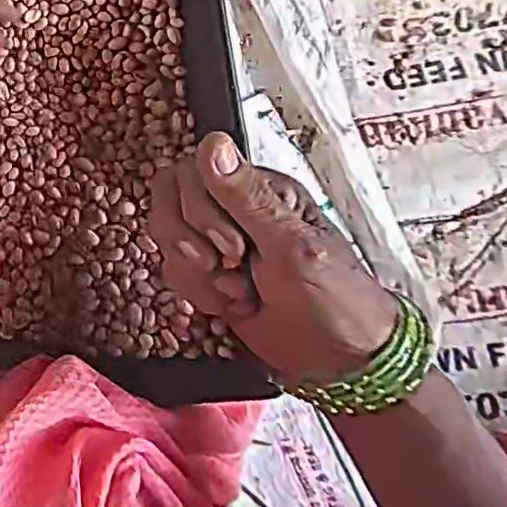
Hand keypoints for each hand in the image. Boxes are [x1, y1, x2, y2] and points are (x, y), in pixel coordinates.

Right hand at [149, 132, 400, 384]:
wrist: (340, 363)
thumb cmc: (334, 300)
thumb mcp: (292, 246)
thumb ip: (246, 196)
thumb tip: (213, 143)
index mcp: (258, 187)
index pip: (192, 171)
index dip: (199, 210)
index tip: (232, 248)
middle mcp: (231, 206)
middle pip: (169, 199)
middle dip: (194, 243)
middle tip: (234, 268)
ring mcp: (215, 239)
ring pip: (166, 234)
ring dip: (196, 271)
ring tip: (237, 289)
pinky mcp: (206, 272)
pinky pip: (172, 269)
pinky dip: (198, 292)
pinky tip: (232, 303)